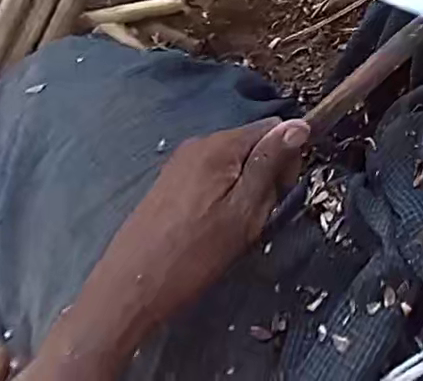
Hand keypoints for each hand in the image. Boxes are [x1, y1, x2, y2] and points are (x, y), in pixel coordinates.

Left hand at [77, 118, 308, 339]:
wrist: (122, 300)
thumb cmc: (191, 254)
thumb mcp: (245, 209)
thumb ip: (272, 161)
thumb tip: (299, 123)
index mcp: (220, 145)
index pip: (276, 127)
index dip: (286, 157)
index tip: (278, 192)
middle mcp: (198, 145)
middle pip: (254, 144)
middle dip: (263, 174)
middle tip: (253, 214)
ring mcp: (178, 165)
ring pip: (234, 163)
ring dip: (242, 188)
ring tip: (230, 225)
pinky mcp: (166, 186)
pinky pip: (210, 177)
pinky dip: (220, 196)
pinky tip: (209, 227)